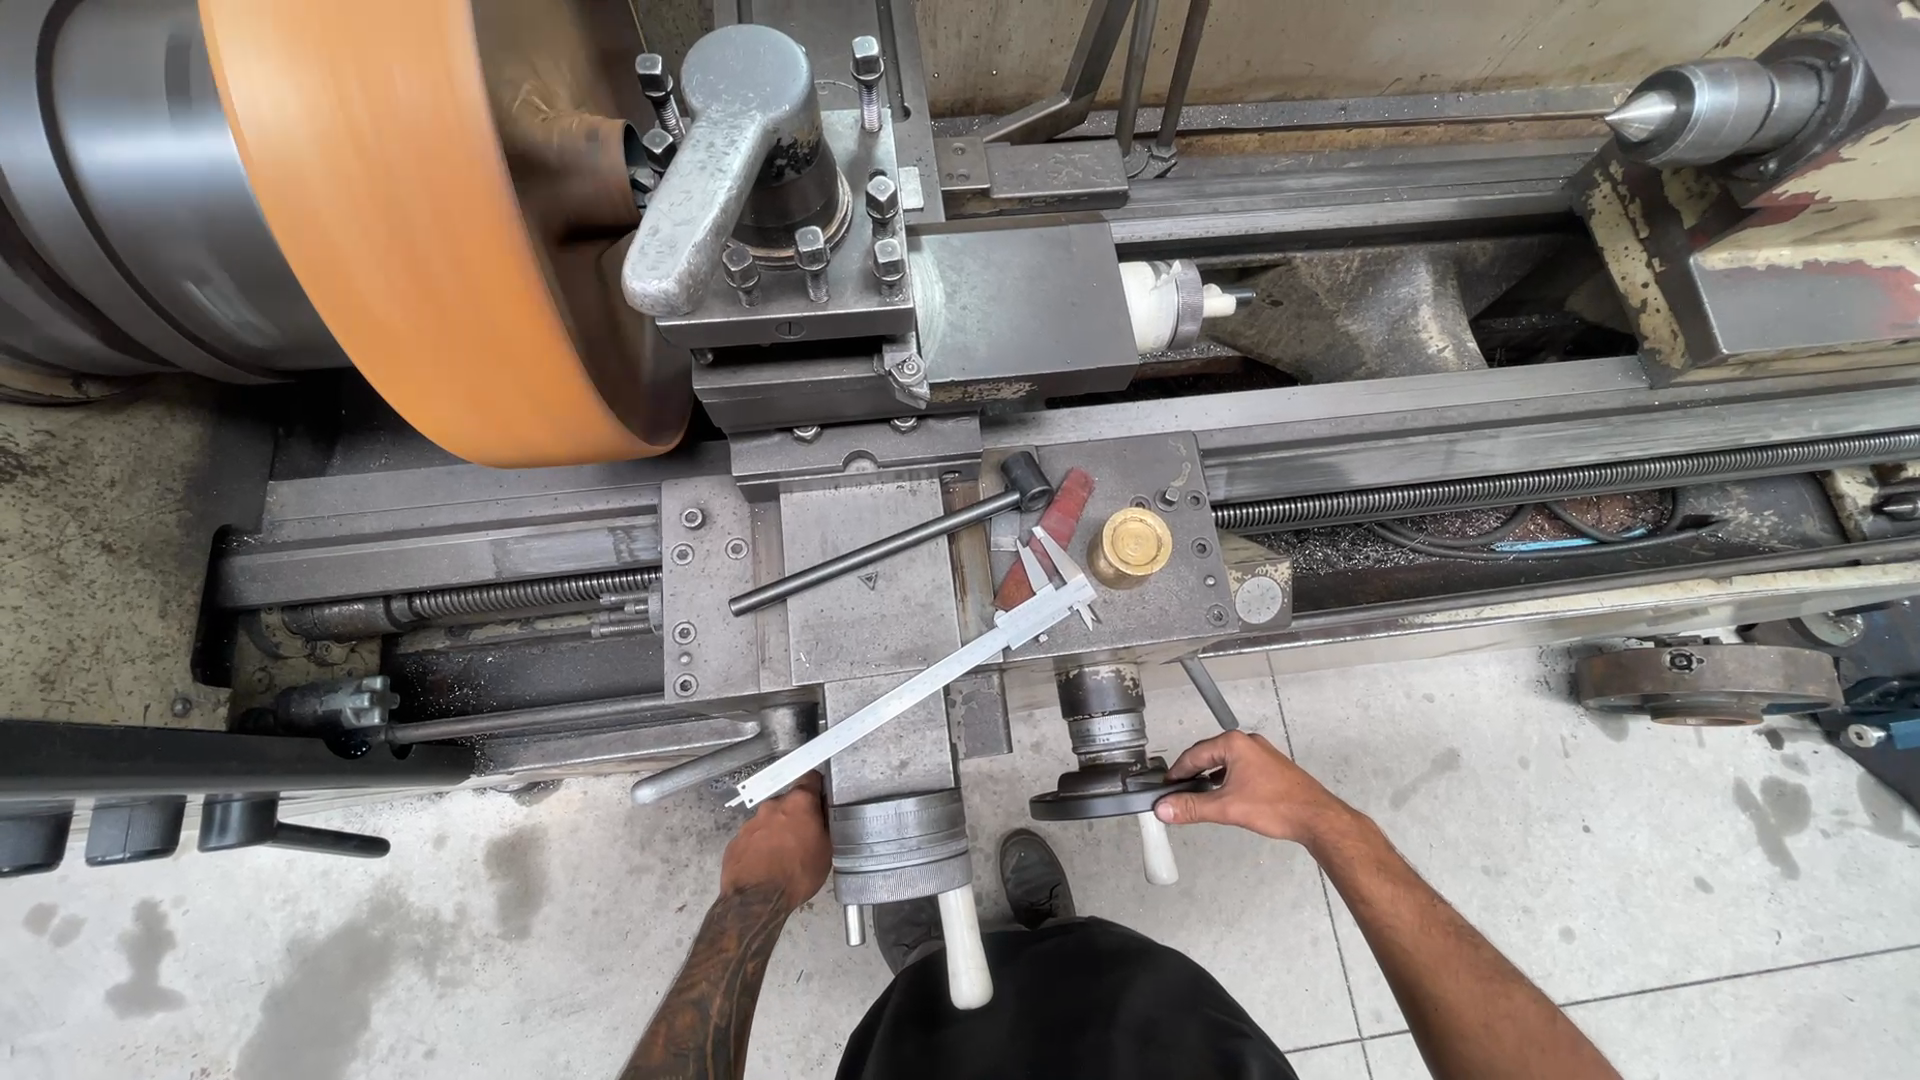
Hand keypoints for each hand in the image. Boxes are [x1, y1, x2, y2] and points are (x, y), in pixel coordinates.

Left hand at [719, 772, 830, 910]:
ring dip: (777, 831)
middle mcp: (772, 805)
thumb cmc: (797, 874)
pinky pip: (753, 837)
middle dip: (796, 815)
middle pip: (788, 802)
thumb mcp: (826, 850)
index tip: (821, 800)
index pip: (811, 779)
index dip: (818, 788)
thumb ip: (824, 825)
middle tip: (804, 836)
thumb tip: (823, 814)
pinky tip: (765, 865)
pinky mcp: (735, 841)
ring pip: (769, 820)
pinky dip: (760, 846)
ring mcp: (750, 822)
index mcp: (799, 802)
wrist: (756, 902)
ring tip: (783, 856)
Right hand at [1154, 730, 1358, 848]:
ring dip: (1208, 777)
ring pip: (1223, 762)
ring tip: (1197, 795)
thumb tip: (1163, 808)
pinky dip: (1225, 779)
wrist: (1318, 819)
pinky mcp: (1270, 766)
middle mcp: (1246, 742)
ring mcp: (1261, 753)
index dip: (1176, 773)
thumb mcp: (1226, 808)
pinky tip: (1223, 795)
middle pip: (1207, 755)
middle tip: (1177, 793)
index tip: (1165, 789)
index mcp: (1233, 743)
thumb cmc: (1276, 807)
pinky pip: (1238, 768)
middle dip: (1191, 774)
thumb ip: (1191, 807)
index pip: (1193, 755)